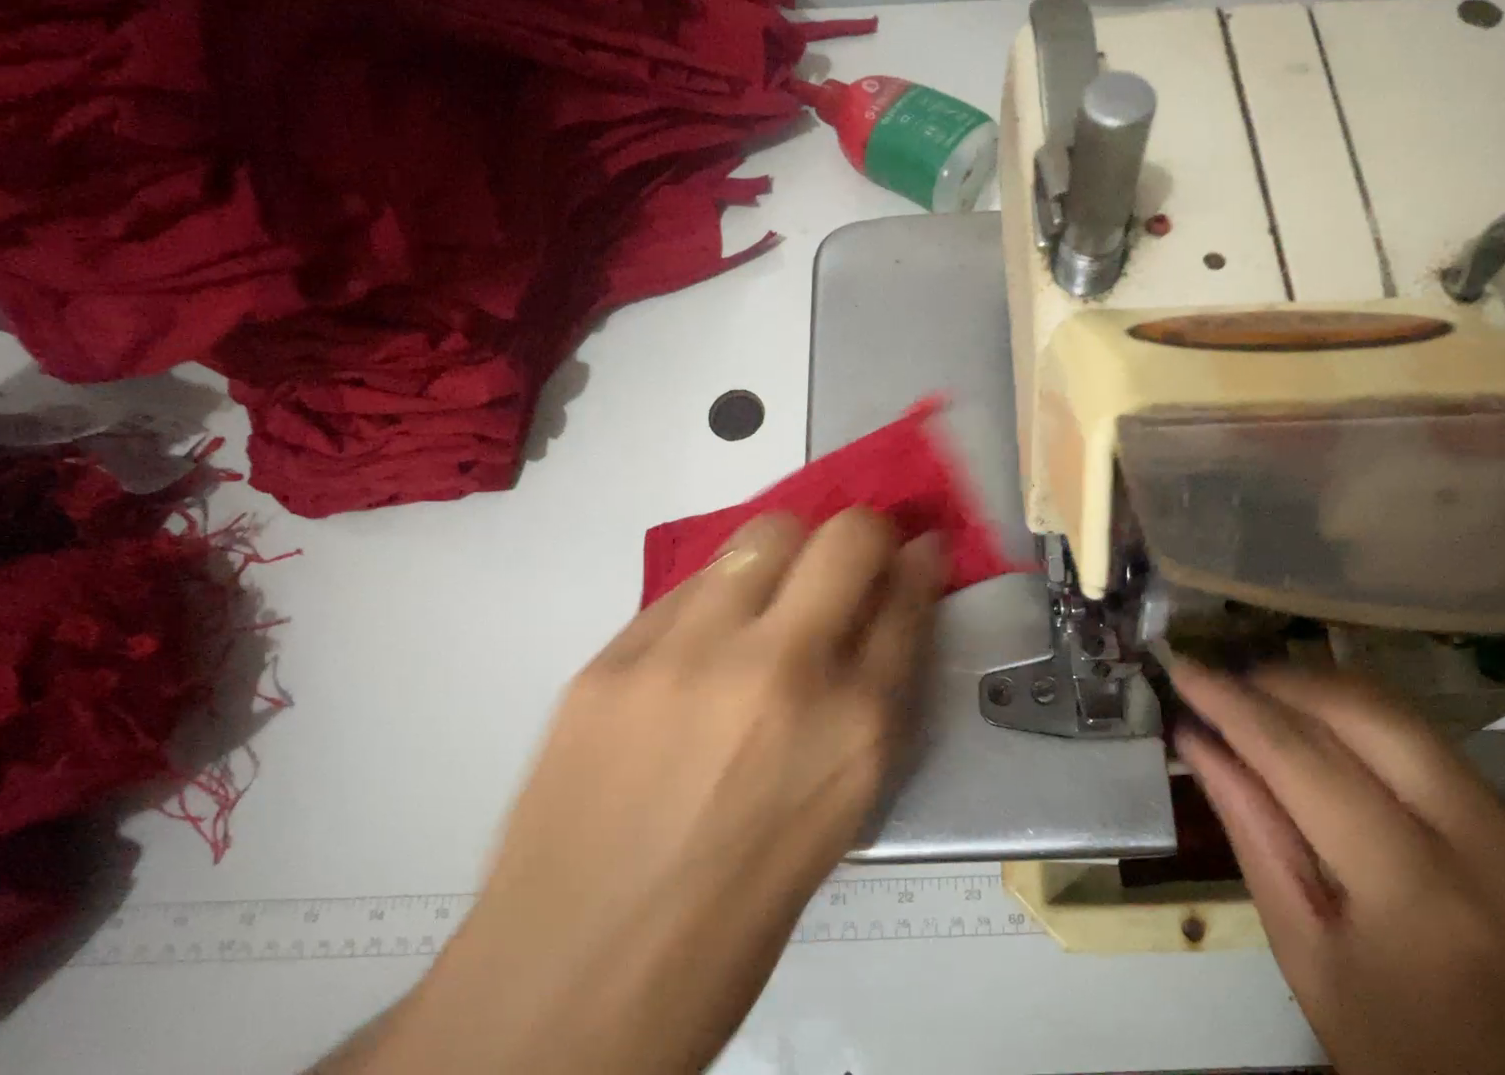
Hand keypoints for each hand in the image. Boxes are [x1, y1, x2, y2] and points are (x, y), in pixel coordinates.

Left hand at [349, 510, 941, 1074]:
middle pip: (845, 538)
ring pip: (758, 539)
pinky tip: (701, 651)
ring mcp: (683, 657)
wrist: (583, 970)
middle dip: (865, 534)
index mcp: (852, 731)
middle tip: (853, 563)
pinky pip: (683, 591)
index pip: (908, 603)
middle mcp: (777, 671)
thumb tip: (882, 624)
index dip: (920, 565)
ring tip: (772, 601)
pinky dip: (715, 601)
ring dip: (787, 556)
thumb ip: (870, 706)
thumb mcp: (840, 811)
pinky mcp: (607, 661)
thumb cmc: (740, 908)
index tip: (919, 551)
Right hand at [1171, 665, 1504, 1074]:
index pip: (1307, 763)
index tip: (1186, 669)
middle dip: (1292, 682)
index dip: (1238, 708)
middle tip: (1231, 677)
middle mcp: (1497, 848)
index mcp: (1418, 896)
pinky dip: (1387, 756)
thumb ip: (1256, 836)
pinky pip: (1452, 772)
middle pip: (1377, 717)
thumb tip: (1201, 745)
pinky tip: (1350, 771)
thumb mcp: (1306, 957)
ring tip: (1270, 706)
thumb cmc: (1396, 1053)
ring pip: (1418, 731)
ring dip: (1335, 708)